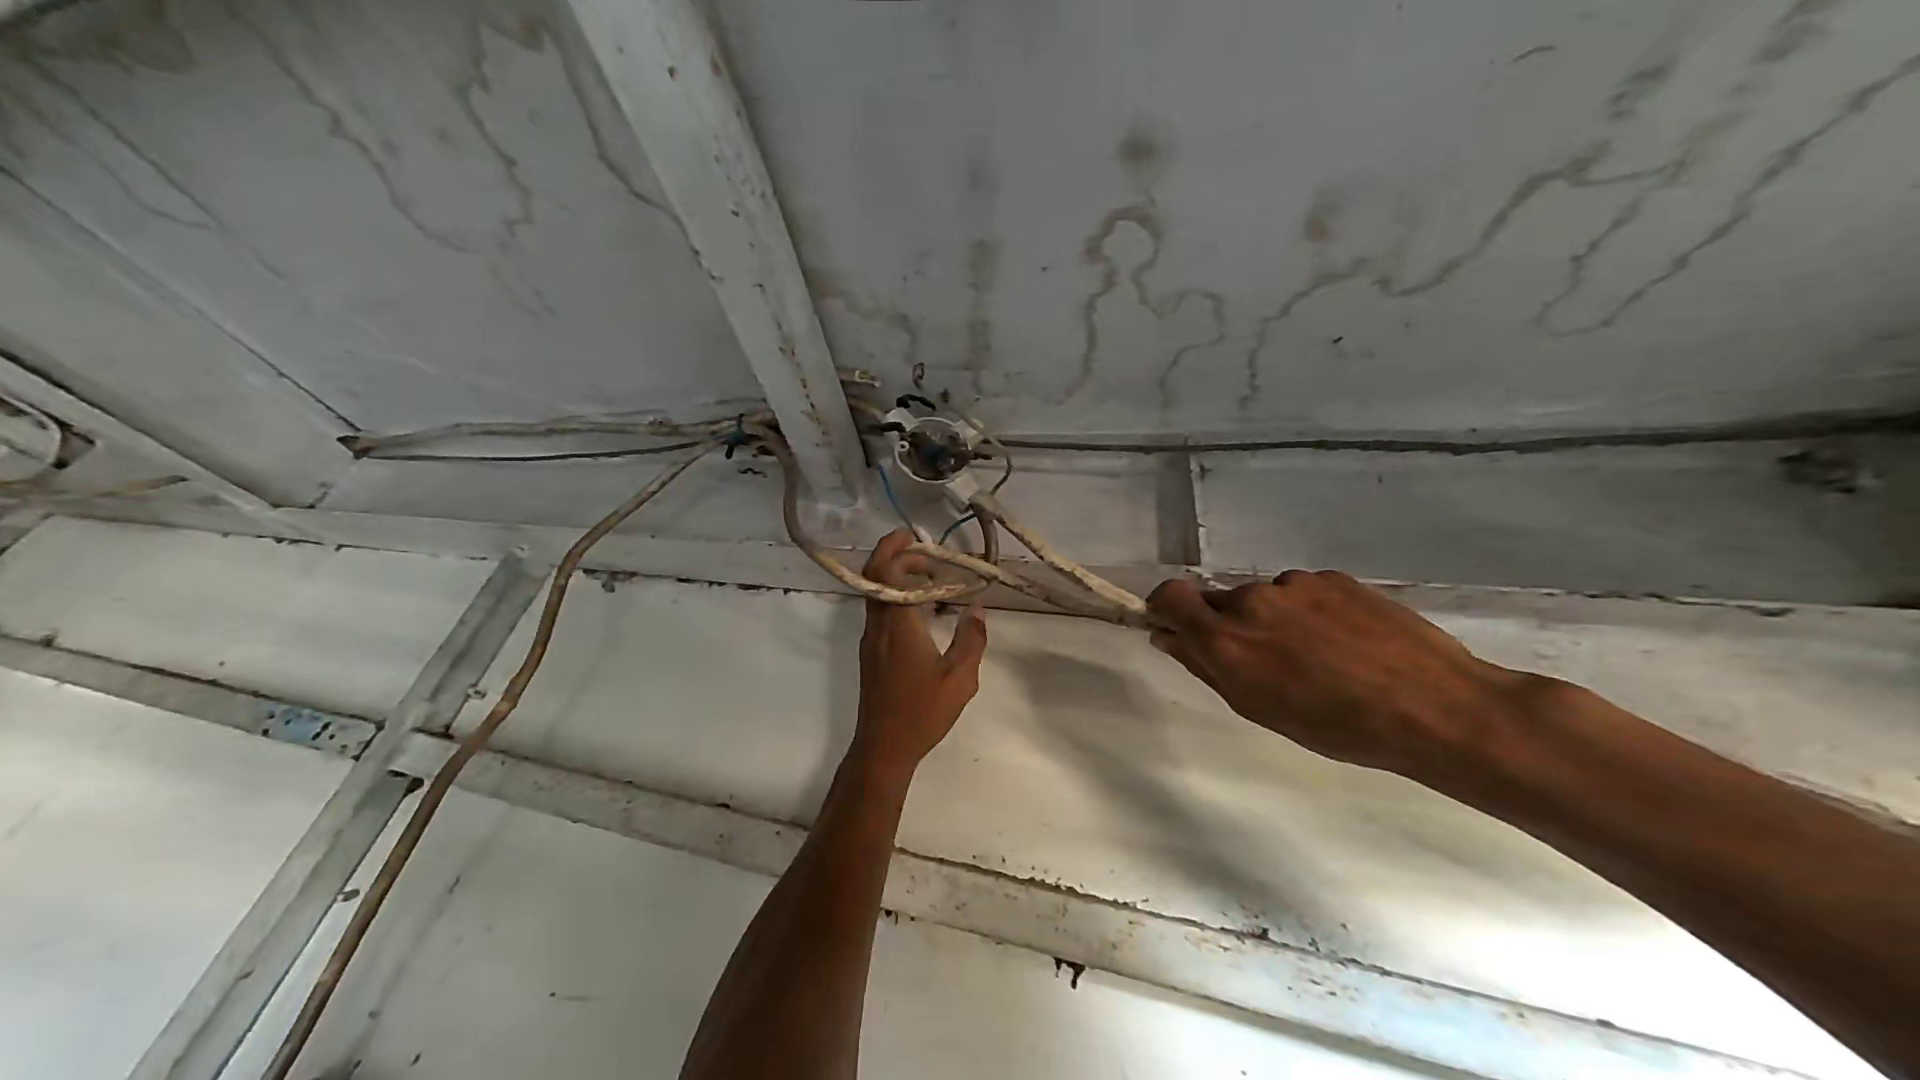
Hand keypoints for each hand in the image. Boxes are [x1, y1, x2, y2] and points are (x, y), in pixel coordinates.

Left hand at [852, 530, 987, 781]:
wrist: (883, 747)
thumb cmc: (922, 712)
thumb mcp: (960, 678)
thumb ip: (972, 639)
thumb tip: (977, 608)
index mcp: (898, 626)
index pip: (886, 573)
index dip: (897, 549)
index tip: (920, 539)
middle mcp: (878, 626)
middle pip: (875, 576)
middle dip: (895, 555)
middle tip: (928, 553)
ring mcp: (870, 639)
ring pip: (875, 593)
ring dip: (896, 576)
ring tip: (930, 577)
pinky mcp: (870, 652)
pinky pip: (879, 610)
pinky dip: (895, 596)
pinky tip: (921, 609)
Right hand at [1146, 571, 1538, 785]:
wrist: (1433, 707)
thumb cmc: (1336, 726)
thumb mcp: (1257, 707)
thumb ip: (1204, 666)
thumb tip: (1167, 635)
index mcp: (1226, 639)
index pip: (1170, 596)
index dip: (1165, 607)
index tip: (1176, 626)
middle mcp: (1252, 601)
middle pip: (1220, 601)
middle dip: (1230, 625)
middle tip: (1266, 662)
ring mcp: (1295, 584)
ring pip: (1264, 597)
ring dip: (1273, 619)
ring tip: (1317, 656)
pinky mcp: (1333, 577)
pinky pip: (1301, 591)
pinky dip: (1309, 611)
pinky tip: (1344, 641)